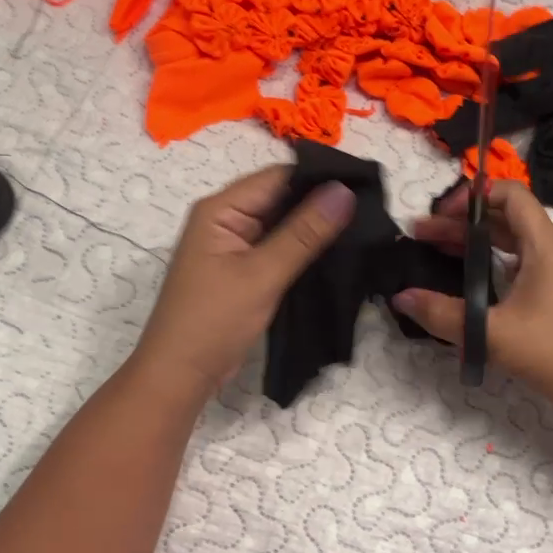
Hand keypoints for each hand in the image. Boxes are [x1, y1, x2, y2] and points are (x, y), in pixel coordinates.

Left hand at [132, 165, 354, 396]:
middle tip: (373, 207)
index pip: (278, 177)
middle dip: (321, 202)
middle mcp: (225, 219)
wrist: (179, 375)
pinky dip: (303, 249)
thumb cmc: (213, 322)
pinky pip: (277, 247)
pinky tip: (336, 252)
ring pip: (281, 224)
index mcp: (220, 209)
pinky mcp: (241, 269)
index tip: (365, 184)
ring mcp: (233, 245)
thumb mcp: (262, 275)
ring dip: (315, 227)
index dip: (320, 177)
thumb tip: (344, 191)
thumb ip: (304, 233)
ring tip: (364, 227)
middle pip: (280, 197)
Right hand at [393, 180, 552, 412]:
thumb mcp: (490, 333)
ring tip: (440, 253)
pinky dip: (498, 261)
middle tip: (421, 237)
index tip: (439, 215)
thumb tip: (401, 297)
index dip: (471, 196)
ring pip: (517, 241)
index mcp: (546, 245)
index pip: (510, 194)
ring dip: (478, 243)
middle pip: (507, 219)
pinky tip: (476, 282)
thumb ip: (440, 314)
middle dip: (462, 224)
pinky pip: (528, 261)